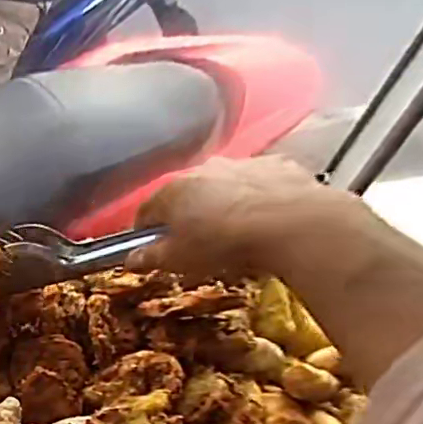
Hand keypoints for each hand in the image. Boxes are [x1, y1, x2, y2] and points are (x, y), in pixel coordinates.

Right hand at [130, 156, 369, 278]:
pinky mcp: (278, 165)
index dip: (144, 233)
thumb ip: (148, 257)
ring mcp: (242, 163)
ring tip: (229, 230)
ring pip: (219, 185)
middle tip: (190, 242)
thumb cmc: (221, 243)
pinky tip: (259, 217)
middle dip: (182, 215)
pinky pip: (255, 182)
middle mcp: (202, 169)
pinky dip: (252, 196)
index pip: (144, 212)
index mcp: (171, 191)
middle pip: (183, 195)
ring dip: (218, 203)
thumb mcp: (175, 260)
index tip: (150, 249)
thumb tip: (129, 259)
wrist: (293, 226)